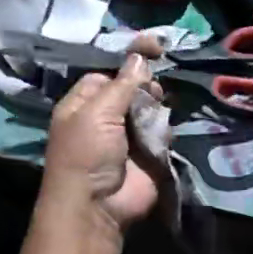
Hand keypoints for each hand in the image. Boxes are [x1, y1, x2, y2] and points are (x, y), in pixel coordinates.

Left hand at [44, 47, 164, 228]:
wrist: (99, 206)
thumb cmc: (87, 153)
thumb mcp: (98, 111)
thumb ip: (123, 84)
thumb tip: (140, 57)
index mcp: (85, 103)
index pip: (108, 74)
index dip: (129, 62)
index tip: (154, 47)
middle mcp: (108, 118)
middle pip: (133, 91)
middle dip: (146, 86)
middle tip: (156, 89)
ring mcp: (131, 139)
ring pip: (151, 112)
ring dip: (158, 109)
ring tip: (159, 112)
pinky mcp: (151, 157)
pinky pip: (163, 136)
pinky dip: (167, 132)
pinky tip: (165, 133)